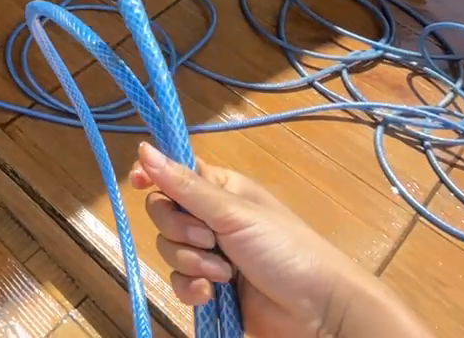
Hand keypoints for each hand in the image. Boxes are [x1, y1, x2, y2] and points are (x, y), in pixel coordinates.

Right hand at [128, 142, 430, 337]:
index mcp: (217, 190)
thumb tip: (141, 147)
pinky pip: (179, 282)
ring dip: (190, 261)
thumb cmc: (285, 250)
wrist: (323, 316)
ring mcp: (209, 255)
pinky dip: (191, 288)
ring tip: (222, 274)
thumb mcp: (233, 214)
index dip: (152, 176)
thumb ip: (184, 185)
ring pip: (168, 248)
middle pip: (162, 212)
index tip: (139, 182)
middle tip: (208, 239)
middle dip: (178, 229)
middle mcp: (208, 219)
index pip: (171, 173)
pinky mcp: (210, 290)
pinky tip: (212, 295)